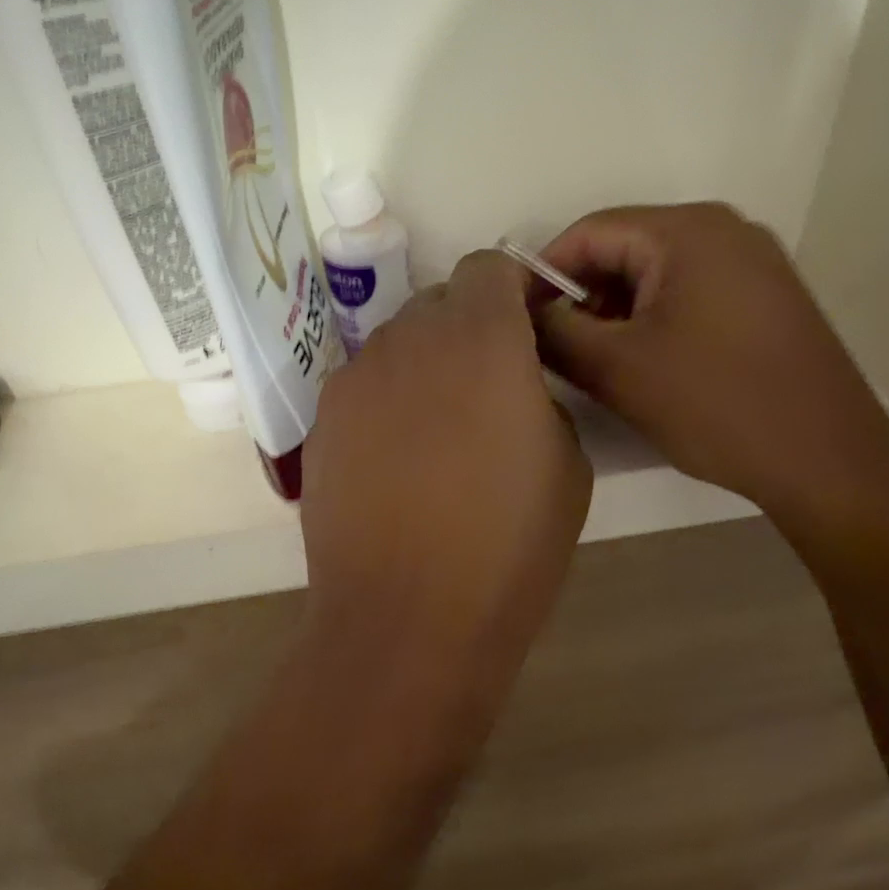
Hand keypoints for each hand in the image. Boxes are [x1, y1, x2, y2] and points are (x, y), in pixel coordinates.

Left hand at [302, 250, 592, 682]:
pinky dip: (387, 408)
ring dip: (425, 369)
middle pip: (439, 304)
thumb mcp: (567, 464)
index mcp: (481, 338)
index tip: (529, 335)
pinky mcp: (321, 426)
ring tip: (441, 437)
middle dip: (469, 330)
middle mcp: (408, 341)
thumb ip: (541, 399)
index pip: (490, 269)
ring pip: (397, 347)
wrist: (408, 621)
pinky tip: (399, 468)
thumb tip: (512, 391)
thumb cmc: (508, 547)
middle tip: (489, 393)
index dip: (513, 293)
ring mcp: (354, 382)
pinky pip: (363, 391)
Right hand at [534, 203, 888, 522]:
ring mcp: (754, 263)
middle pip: (626, 249)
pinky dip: (656, 321)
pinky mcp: (768, 299)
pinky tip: (644, 366)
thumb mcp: (619, 370)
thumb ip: (558, 333)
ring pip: (659, 275)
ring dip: (617, 313)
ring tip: (594, 365)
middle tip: (552, 349)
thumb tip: (525, 314)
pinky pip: (694, 294)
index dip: (542, 273)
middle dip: (582, 296)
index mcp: (687, 230)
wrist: (826, 457)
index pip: (589, 231)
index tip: (516, 319)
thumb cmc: (716, 405)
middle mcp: (725, 230)